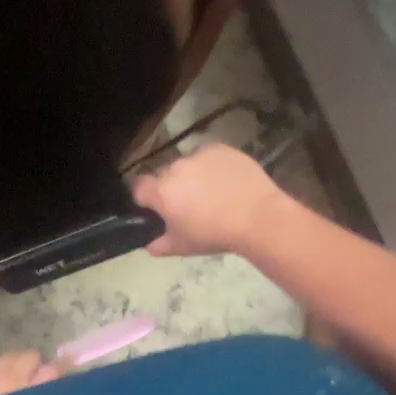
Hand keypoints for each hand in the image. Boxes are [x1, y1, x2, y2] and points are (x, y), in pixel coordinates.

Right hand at [132, 144, 290, 256]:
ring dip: (190, 175)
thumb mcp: (182, 246)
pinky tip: (224, 181)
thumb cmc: (214, 235)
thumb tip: (149, 244)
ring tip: (209, 192)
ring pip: (186, 164)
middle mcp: (176, 168)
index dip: (143, 197)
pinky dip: (210, 166)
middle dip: (170, 187)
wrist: (258, 217)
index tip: (153, 207)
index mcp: (161, 192)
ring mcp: (199, 155)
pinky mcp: (220, 148)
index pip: (138, 187)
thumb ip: (159, 245)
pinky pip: (207, 156)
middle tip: (186, 204)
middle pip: (163, 175)